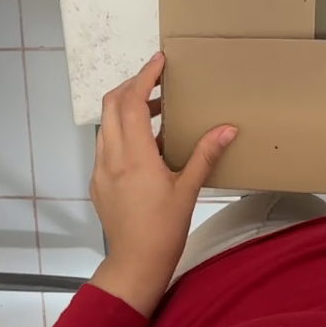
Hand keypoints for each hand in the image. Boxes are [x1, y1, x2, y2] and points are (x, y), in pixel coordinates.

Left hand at [86, 52, 236, 316]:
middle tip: (157, 81)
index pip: (132, 102)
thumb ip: (205, 155)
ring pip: (106, 125)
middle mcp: (111, 157)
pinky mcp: (98, 183)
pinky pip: (106, 145)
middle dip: (132, 86)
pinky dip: (121, 131)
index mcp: (135, 156)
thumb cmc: (164, 231)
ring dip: (126, 109)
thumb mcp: (188, 191)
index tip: (159, 61)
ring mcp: (100, 170)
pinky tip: (145, 144)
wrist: (135, 265)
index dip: (144, 77)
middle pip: (112, 105)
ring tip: (157, 111)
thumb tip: (227, 128)